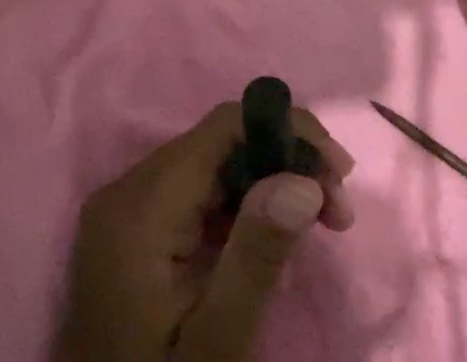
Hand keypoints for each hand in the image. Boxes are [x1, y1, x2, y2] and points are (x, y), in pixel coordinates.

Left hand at [59, 102, 356, 361]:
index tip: (340, 175)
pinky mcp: (134, 233)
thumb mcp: (216, 339)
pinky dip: (242, 206)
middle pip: (220, 144)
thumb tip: (302, 178)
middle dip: (286, 163)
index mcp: (139, 207)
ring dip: (270, 184)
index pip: (222, 127)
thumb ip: (256, 257)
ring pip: (212, 166)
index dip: (287, 132)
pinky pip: (196, 195)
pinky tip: (273, 236)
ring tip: (321, 221)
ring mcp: (126, 212)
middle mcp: (126, 192)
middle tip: (340, 212)